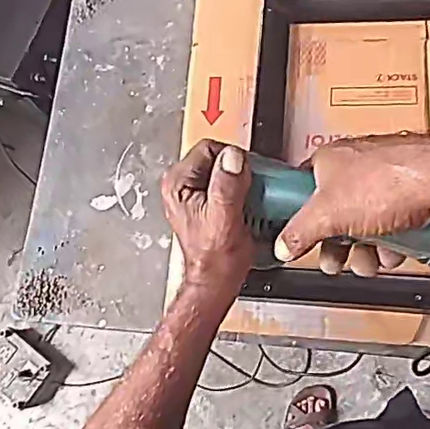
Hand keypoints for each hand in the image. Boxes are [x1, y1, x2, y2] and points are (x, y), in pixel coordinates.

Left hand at [162, 140, 254, 298]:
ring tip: (249, 199)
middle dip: (240, 171)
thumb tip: (233, 158)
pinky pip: (229, 184)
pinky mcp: (208, 202)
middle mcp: (182, 186)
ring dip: (243, 182)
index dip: (233, 160)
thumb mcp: (224, 217)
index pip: (210, 149)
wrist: (217, 279)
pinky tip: (247, 205)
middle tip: (251, 189)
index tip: (248, 176)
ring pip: (226, 170)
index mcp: (178, 184)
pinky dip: (242, 191)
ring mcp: (195, 194)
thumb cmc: (215, 257)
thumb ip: (227, 185)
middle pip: (218, 158)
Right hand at [276, 136, 429, 272]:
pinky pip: (391, 225)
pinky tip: (394, 250)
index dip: (298, 217)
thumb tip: (283, 245)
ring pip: (365, 224)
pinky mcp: (409, 197)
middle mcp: (356, 167)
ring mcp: (385, 182)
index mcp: (329, 160)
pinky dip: (391, 242)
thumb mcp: (328, 214)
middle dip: (337, 244)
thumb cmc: (393, 180)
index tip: (296, 239)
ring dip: (366, 250)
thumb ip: (299, 232)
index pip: (301, 190)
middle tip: (335, 261)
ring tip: (370, 261)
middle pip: (335, 214)